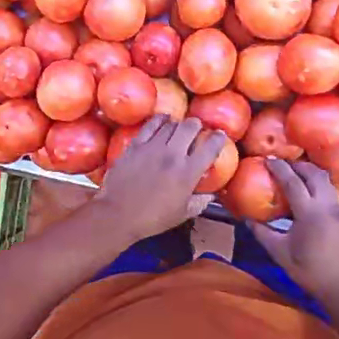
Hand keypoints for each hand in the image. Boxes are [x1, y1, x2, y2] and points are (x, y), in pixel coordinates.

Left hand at [91, 116, 227, 242]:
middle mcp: (173, 155)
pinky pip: (150, 125)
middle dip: (197, 125)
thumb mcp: (182, 214)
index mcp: (188, 173)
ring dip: (178, 124)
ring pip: (171, 124)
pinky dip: (159, 120)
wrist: (118, 214)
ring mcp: (152, 147)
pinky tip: (162, 120)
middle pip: (190, 127)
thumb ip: (199, 202)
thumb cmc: (152, 218)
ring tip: (178, 127)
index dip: (218, 138)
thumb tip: (209, 194)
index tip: (220, 135)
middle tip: (196, 128)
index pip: (210, 147)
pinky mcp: (135, 145)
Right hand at [246, 158, 338, 302]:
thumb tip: (246, 219)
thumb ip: (262, 234)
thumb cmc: (311, 273)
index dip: (279, 168)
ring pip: (326, 181)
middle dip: (298, 165)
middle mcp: (327, 206)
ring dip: (310, 173)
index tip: (268, 160)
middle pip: (314, 174)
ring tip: (295, 174)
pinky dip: (318, 185)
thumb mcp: (281, 254)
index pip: (293, 181)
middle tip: (281, 164)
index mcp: (310, 213)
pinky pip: (331, 192)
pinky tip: (309, 195)